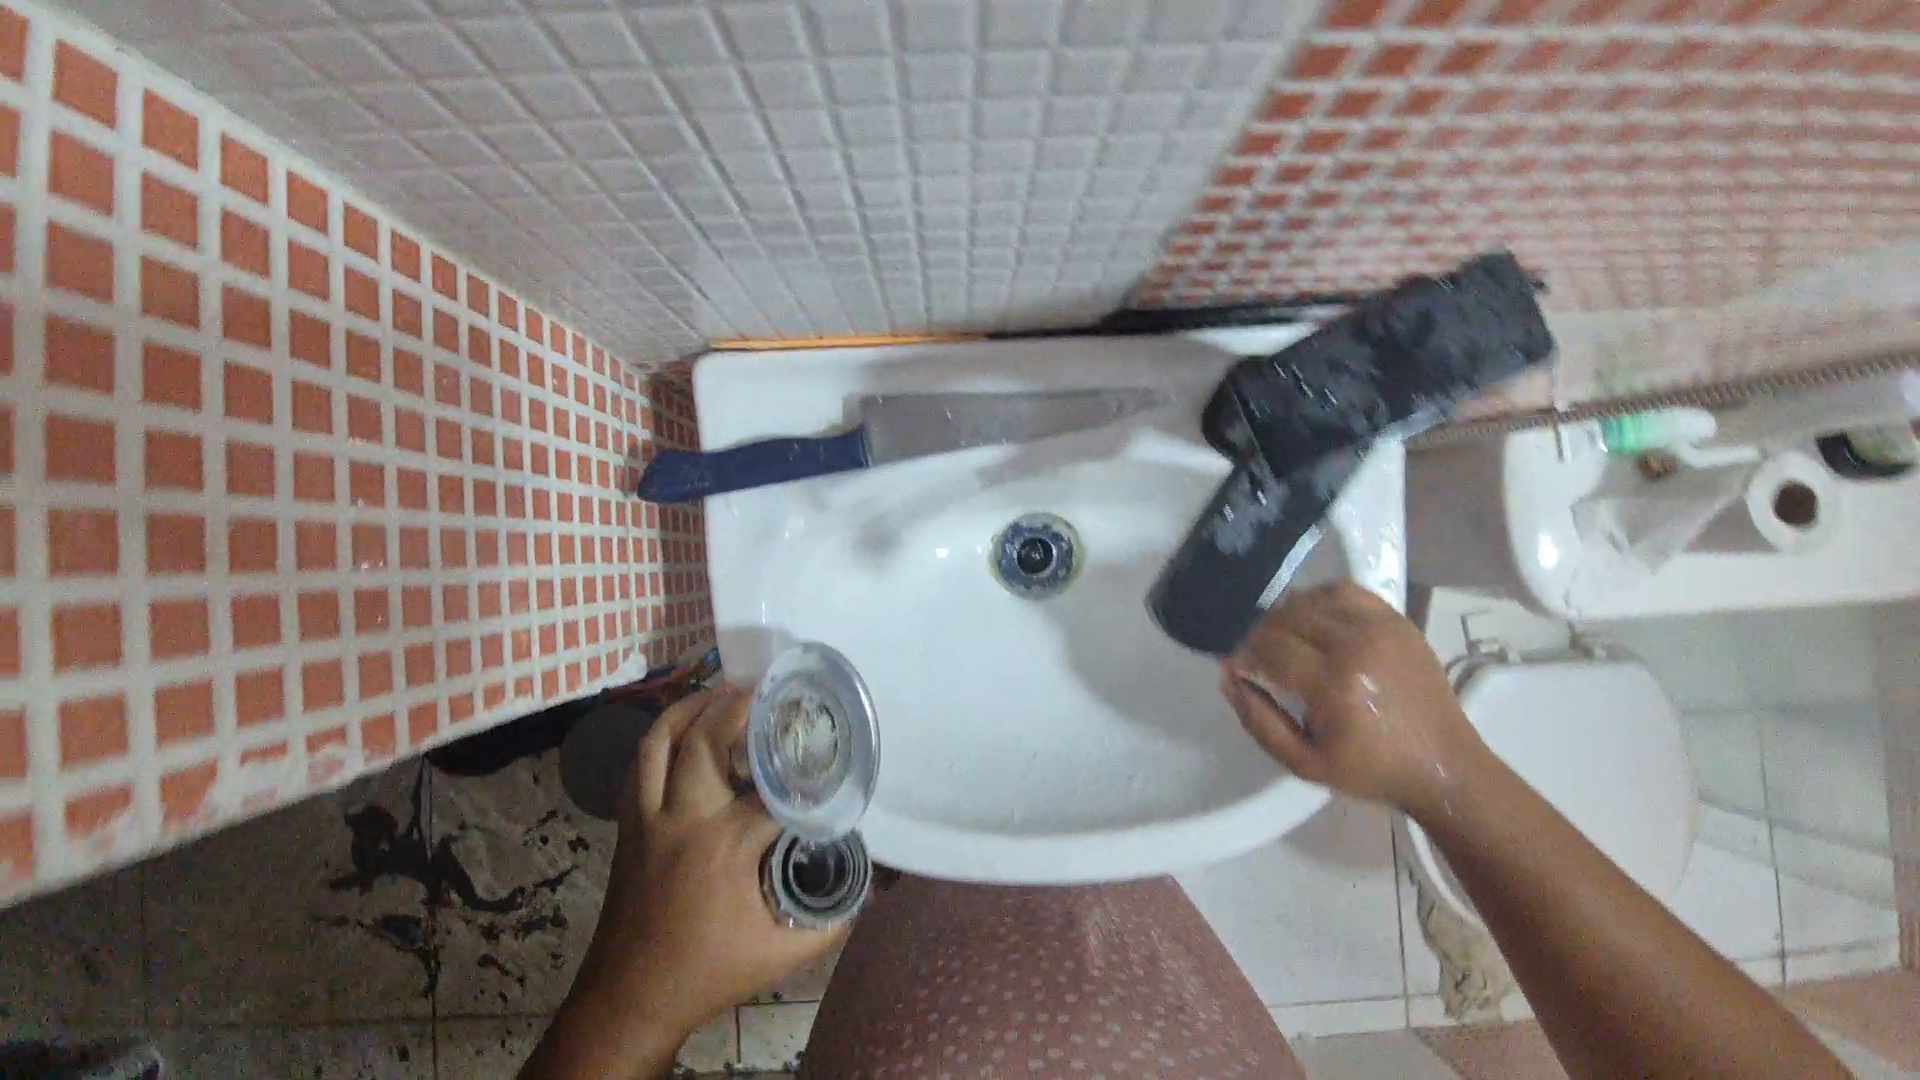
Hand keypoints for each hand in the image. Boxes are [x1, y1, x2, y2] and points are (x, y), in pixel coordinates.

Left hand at [571, 686, 844, 1042]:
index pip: (772, 786)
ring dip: (691, 708)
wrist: (629, 998)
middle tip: (768, 690)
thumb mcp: (781, 954)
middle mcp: (684, 817)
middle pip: (706, 738)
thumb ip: (831, 918)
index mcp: (725, 845)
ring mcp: (649, 817)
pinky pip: (638, 765)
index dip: (803, 766)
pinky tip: (683, 732)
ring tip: (723, 692)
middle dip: (738, 705)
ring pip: (660, 741)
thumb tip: (868, 888)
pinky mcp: (628, 825)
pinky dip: (660, 739)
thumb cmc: (708, 973)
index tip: (826, 749)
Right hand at [1219, 583, 1491, 815]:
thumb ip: (1258, 719)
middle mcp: (1355, 646)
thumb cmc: (1370, 770)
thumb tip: (1228, 676)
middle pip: (1285, 617)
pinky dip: (1320, 599)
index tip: (1240, 667)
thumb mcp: (1302, 762)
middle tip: (1259, 655)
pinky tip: (1315, 622)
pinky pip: (1344, 591)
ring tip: (1285, 639)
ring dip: (1287, 615)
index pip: (1268, 646)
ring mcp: (1380, 628)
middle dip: (1262, 633)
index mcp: (1333, 685)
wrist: (1443, 766)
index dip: (1244, 653)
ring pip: (1310, 599)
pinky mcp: (1397, 621)